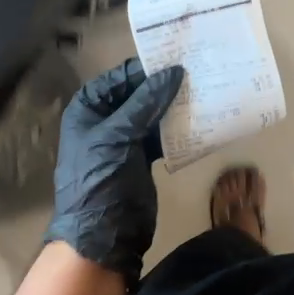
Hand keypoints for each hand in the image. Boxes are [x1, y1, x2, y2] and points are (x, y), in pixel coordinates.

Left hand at [46, 59, 185, 280]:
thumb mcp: (118, 136)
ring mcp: (122, 141)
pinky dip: (176, 132)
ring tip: (205, 93)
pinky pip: (159, 138)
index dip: (146, 68)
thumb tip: (174, 71)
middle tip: (199, 72)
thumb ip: (145, 103)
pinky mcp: (140, 160)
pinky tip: (199, 124)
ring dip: (174, 108)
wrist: (102, 237)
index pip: (120, 78)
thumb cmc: (100, 181)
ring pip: (151, 115)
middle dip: (164, 87)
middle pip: (138, 95)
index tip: (180, 57)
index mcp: (88, 108)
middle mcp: (104, 121)